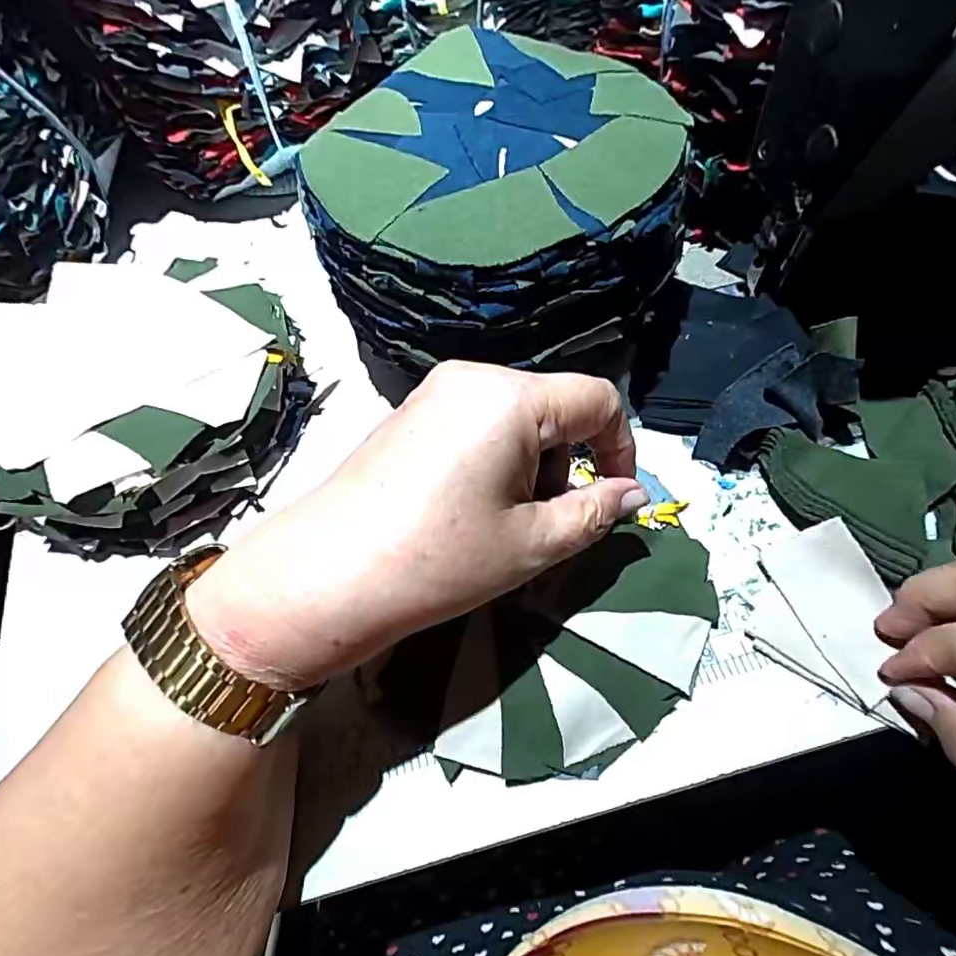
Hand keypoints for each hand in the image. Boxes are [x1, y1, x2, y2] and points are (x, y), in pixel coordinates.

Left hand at [183, 362, 645, 692]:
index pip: (598, 399)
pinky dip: (500, 459)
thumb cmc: (439, 561)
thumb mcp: (535, 543)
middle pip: (557, 407)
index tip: (614, 495)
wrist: (322, 578)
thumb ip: (596, 511)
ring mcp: (437, 391)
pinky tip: (472, 506)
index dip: (621, 447)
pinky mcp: (413, 412)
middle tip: (548, 522)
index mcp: (510, 399)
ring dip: (535, 464)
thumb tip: (633, 493)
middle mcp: (474, 377)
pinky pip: (482, 422)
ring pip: (521, 416)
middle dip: (569, 462)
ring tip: (506, 521)